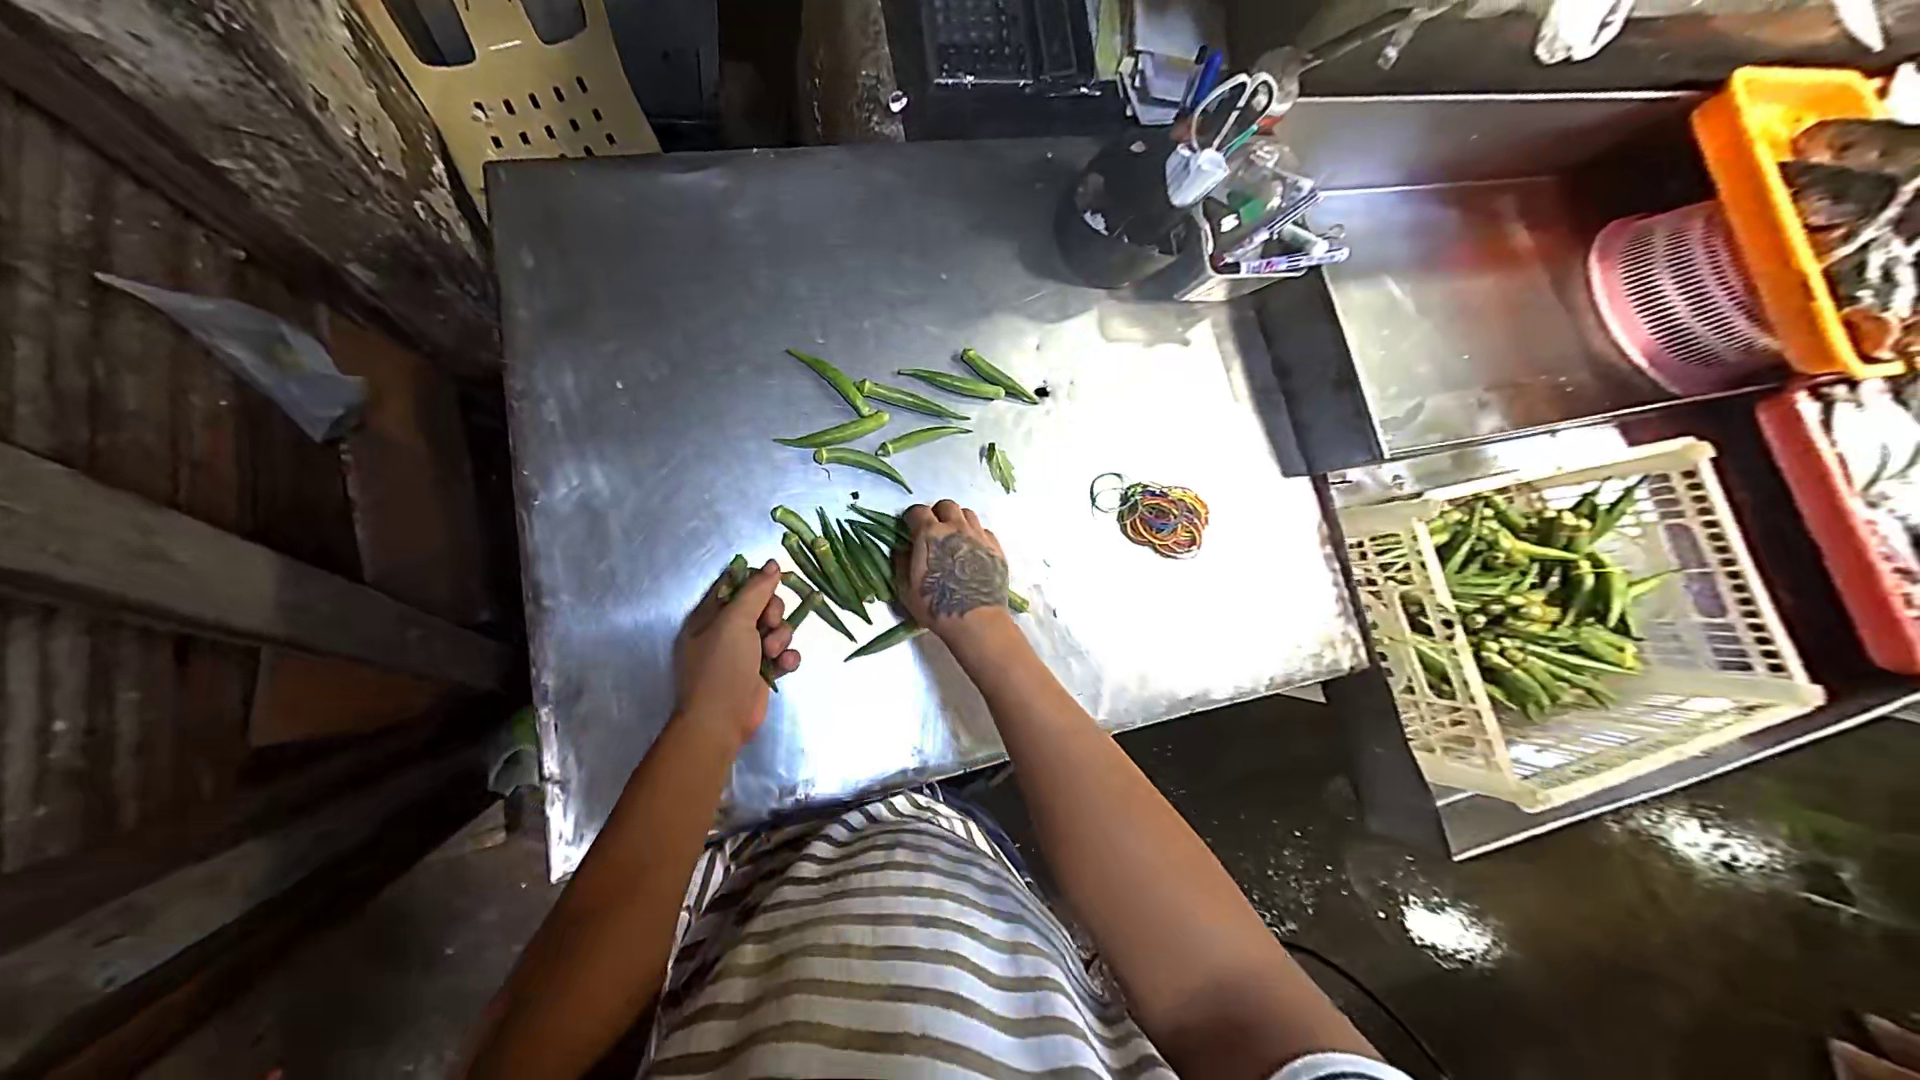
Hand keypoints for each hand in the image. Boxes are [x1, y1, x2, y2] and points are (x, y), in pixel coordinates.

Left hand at [673, 560, 800, 746]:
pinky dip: (787, 657)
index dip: (757, 584)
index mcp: (711, 615)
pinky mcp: (763, 670)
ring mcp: (746, 651)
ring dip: (781, 638)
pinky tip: (783, 665)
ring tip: (772, 654)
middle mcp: (727, 630)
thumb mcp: (735, 621)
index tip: (770, 588)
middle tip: (768, 625)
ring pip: (777, 629)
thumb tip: (772, 564)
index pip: (737, 585)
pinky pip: (784, 653)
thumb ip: (756, 590)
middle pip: (763, 605)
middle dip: (773, 614)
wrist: (721, 720)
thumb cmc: (721, 667)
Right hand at [900, 500, 1012, 642]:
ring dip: (957, 521)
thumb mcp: (906, 588)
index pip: (918, 510)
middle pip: (946, 505)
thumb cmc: (935, 606)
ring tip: (954, 537)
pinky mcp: (996, 548)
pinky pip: (984, 530)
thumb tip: (902, 548)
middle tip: (933, 530)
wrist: (976, 619)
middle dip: (937, 513)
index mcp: (930, 534)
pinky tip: (972, 550)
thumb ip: (901, 562)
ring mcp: (979, 536)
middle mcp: (956, 528)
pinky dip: (976, 534)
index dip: (912, 517)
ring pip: (968, 514)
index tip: (910, 527)